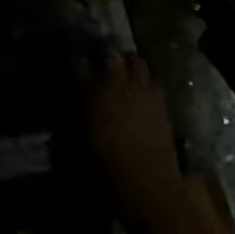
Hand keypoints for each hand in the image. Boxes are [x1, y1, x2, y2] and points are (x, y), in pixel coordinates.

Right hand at [82, 48, 182, 213]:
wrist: (148, 186)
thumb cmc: (106, 173)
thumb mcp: (80, 150)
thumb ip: (75, 122)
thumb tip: (74, 108)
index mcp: (92, 95)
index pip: (81, 64)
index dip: (79, 59)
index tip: (78, 58)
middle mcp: (117, 85)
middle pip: (111, 50)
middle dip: (106, 47)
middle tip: (102, 51)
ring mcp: (141, 89)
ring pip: (136, 59)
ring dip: (128, 60)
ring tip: (124, 67)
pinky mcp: (160, 100)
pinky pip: (152, 79)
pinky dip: (145, 79)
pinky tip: (142, 89)